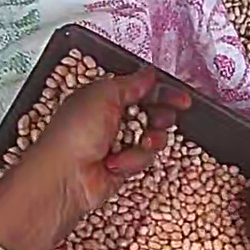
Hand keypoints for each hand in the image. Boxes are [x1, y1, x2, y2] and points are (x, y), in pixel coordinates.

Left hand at [19, 68, 189, 219]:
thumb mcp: (104, 94)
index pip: (141, 90)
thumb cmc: (76, 133)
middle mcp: (112, 119)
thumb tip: (149, 74)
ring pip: (152, 138)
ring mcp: (118, 144)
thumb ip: (131, 83)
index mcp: (105, 97)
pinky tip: (116, 163)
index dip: (163, 93)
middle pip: (152, 114)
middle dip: (159, 118)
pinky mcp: (123, 165)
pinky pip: (143, 159)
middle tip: (159, 122)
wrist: (66, 175)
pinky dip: (133, 160)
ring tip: (139, 143)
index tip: (182, 99)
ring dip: (148, 141)